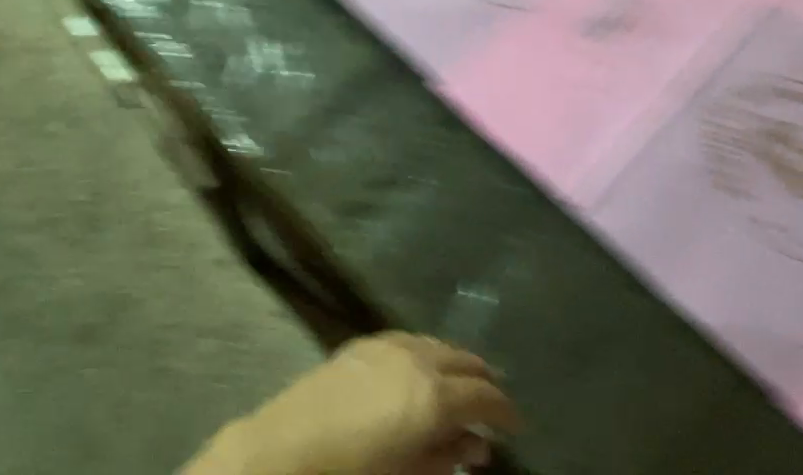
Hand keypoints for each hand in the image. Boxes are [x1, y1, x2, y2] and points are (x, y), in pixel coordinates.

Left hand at [183, 332, 519, 474]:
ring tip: (461, 386)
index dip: (505, 412)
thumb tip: (475, 446)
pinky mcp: (363, 343)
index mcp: (435, 395)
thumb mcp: (410, 474)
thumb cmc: (355, 472)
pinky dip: (427, 353)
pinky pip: (410, 341)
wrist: (288, 448)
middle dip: (484, 382)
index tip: (515, 426)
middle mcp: (419, 359)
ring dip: (456, 365)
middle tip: (492, 406)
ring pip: (438, 345)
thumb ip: (447, 457)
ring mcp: (389, 345)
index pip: (486, 397)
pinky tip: (423, 370)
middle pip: (466, 362)